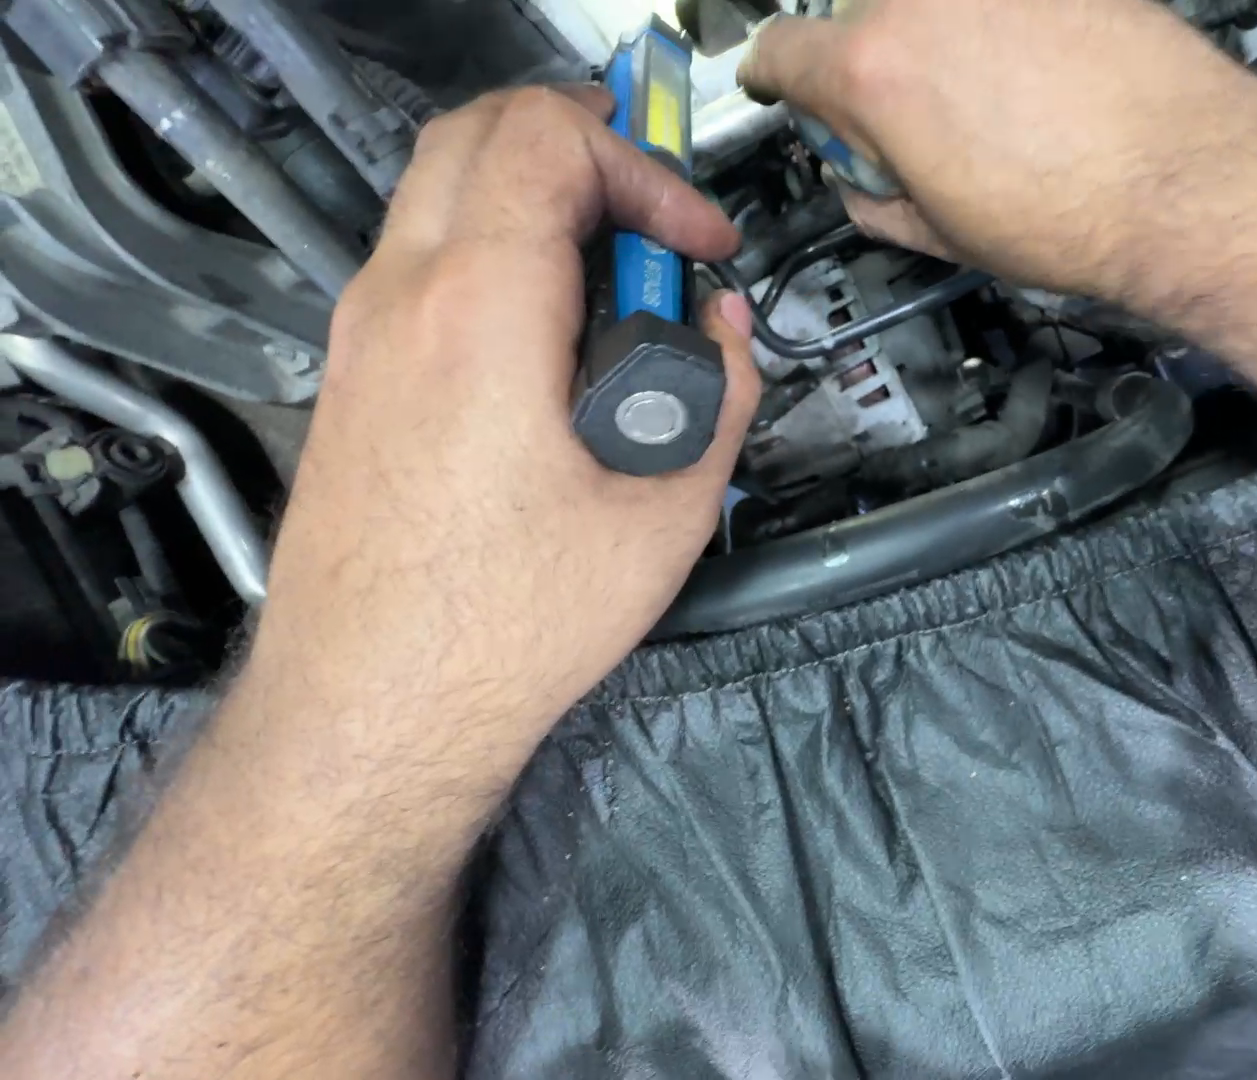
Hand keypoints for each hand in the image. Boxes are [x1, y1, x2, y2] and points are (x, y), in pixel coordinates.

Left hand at [246, 86, 760, 756]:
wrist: (381, 705)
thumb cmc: (519, 618)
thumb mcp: (671, 508)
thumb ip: (721, 396)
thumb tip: (726, 331)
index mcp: (483, 312)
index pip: (550, 143)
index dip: (649, 173)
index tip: (704, 248)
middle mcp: (403, 300)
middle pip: (482, 134)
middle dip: (591, 151)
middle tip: (664, 215)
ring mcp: (365, 338)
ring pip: (445, 193)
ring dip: (546, 203)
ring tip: (626, 281)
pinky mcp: (359, 381)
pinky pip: (429, 264)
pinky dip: (505, 257)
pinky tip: (565, 343)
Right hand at [738, 0, 1256, 309]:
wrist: (1180, 181)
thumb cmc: (1068, 218)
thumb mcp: (944, 237)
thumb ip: (875, 202)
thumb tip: (857, 184)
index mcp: (875, 72)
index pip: (781, 51)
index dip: (774, 78)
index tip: (781, 87)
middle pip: (856, 22)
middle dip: (869, 74)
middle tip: (914, 129)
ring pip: (926, 6)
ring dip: (935, 45)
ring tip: (992, 108)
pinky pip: (993, 3)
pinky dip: (994, 29)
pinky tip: (1033, 76)